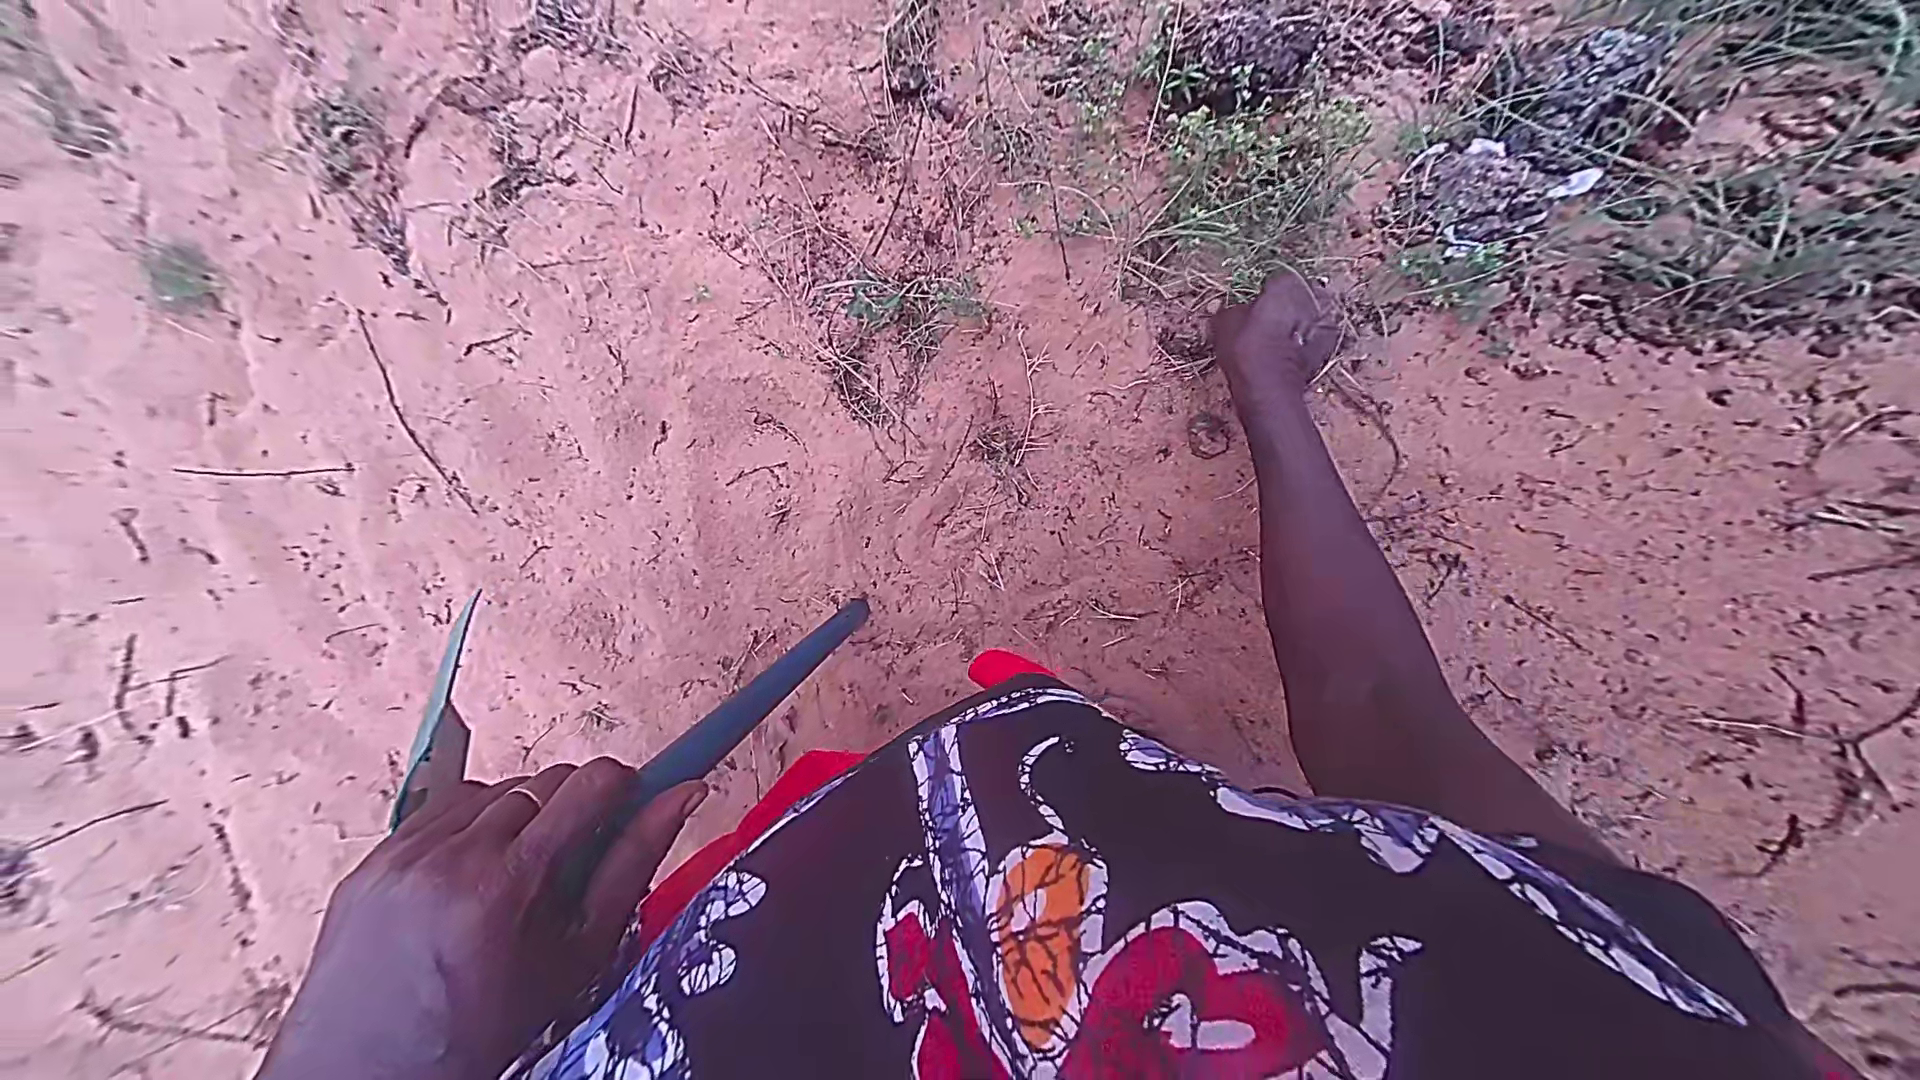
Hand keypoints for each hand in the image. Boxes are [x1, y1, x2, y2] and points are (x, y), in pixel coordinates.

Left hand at [257, 760, 706, 1079]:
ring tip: (521, 868)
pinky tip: (478, 868)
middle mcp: (450, 858)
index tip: (625, 807)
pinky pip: (450, 805)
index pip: (590, 781)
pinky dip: (478, 821)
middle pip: (548, 779)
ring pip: (503, 786)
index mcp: (507, 884)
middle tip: (573, 853)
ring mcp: (403, 857)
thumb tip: (687, 791)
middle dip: (575, 803)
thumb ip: (638, 858)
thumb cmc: (489, 1028)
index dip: (620, 785)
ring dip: (526, 812)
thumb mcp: (583, 950)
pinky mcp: (372, 860)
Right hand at [1210, 273, 1341, 402]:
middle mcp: (1310, 296)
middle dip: (1283, 309)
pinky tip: (1285, 357)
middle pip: (1295, 298)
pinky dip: (1302, 345)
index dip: (1262, 295)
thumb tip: (1236, 311)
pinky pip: (1312, 339)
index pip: (1275, 281)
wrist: (1268, 385)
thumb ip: (1232, 310)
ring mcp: (1323, 320)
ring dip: (1294, 327)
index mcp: (1286, 284)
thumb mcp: (1224, 324)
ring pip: (1305, 319)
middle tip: (1263, 327)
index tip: (1252, 309)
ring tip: (1274, 344)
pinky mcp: (1328, 346)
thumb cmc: (1245, 348)